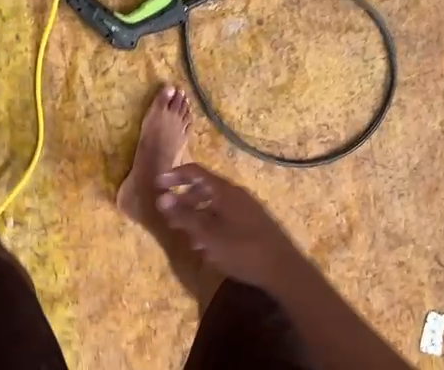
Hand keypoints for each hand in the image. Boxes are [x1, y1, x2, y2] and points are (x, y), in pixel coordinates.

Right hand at [156, 163, 304, 289]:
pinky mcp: (254, 224)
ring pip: (215, 206)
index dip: (174, 176)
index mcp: (224, 190)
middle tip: (170, 215)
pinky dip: (212, 226)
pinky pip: (226, 218)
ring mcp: (247, 209)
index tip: (158, 185)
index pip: (194, 172)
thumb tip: (161, 198)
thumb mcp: (208, 235)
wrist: (285, 270)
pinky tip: (210, 247)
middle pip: (204, 189)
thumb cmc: (243, 249)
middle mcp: (235, 194)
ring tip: (188, 237)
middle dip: (185, 201)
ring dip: (198, 217)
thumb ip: (184, 216)